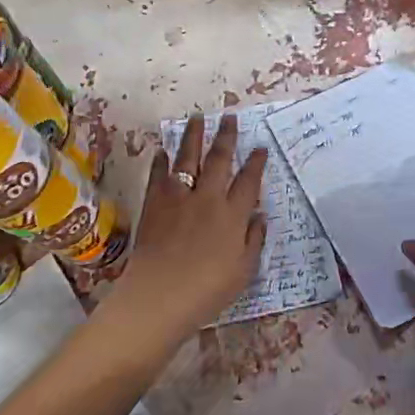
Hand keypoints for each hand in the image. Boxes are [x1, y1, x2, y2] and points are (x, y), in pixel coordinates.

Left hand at [108, 114, 266, 341]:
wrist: (159, 297)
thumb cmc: (207, 290)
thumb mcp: (243, 271)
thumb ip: (253, 240)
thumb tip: (259, 215)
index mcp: (233, 215)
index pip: (248, 181)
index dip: (256, 162)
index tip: (260, 147)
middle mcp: (208, 199)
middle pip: (219, 160)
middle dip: (226, 136)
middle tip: (229, 117)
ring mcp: (178, 199)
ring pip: (188, 159)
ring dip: (193, 136)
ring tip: (197, 117)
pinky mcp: (154, 205)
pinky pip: (159, 176)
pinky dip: (161, 162)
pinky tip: (162, 151)